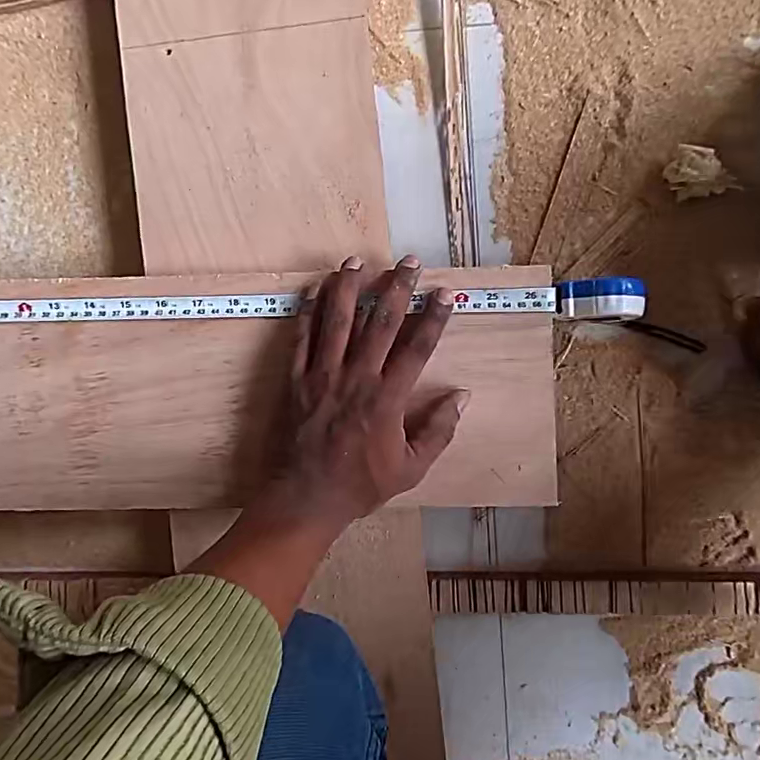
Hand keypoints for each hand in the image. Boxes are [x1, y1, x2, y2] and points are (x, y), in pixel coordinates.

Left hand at [261, 255, 467, 526]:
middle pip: (380, 324)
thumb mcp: (412, 468)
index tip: (445, 294)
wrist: (306, 497)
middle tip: (408, 262)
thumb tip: (462, 396)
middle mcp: (356, 379)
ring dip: (348, 289)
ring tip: (356, 262)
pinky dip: (306, 313)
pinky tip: (312, 290)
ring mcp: (322, 376)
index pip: (417, 348)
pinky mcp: (297, 380)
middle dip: (396, 288)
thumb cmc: (361, 484)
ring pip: (337, 322)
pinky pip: (301, 339)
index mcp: (387, 399)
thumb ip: (439, 430)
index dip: (433, 318)